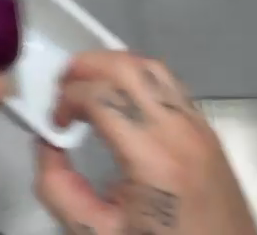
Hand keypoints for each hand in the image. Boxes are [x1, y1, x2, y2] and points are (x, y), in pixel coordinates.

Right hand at [34, 51, 256, 234]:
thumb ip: (60, 190)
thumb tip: (47, 146)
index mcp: (154, 158)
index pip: (99, 95)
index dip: (66, 99)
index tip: (55, 124)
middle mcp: (180, 131)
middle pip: (126, 67)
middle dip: (86, 67)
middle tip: (63, 90)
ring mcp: (199, 128)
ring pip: (151, 68)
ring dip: (113, 67)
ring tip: (90, 88)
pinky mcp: (209, 134)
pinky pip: (169, 86)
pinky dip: (138, 79)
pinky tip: (123, 104)